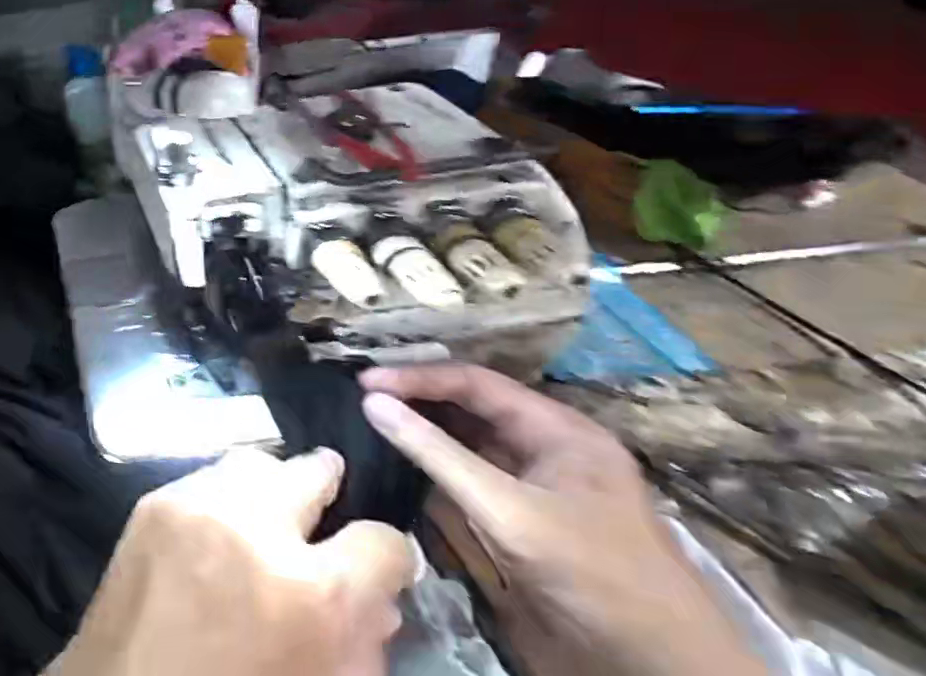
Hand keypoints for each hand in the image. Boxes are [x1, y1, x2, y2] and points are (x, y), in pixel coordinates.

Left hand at [48, 447, 415, 675]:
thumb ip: (358, 648)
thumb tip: (378, 602)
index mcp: (311, 594)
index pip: (380, 543)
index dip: (391, 555)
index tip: (384, 562)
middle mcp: (254, 528)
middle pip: (309, 473)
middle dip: (329, 484)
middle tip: (330, 491)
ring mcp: (197, 505)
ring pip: (254, 463)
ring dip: (273, 481)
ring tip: (274, 504)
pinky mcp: (155, 500)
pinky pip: (206, 476)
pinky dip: (225, 491)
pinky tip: (223, 519)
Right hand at [358, 363, 767, 675]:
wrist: (661, 669)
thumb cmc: (593, 574)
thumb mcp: (507, 510)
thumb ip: (435, 453)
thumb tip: (371, 402)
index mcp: (559, 430)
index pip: (475, 383)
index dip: (417, 377)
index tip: (365, 383)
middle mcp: (547, 445)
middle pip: (470, 405)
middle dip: (417, 396)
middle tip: (362, 396)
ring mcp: (536, 480)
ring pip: (467, 437)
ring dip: (422, 426)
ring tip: (372, 418)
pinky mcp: (523, 512)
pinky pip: (470, 470)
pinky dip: (433, 460)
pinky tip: (400, 457)